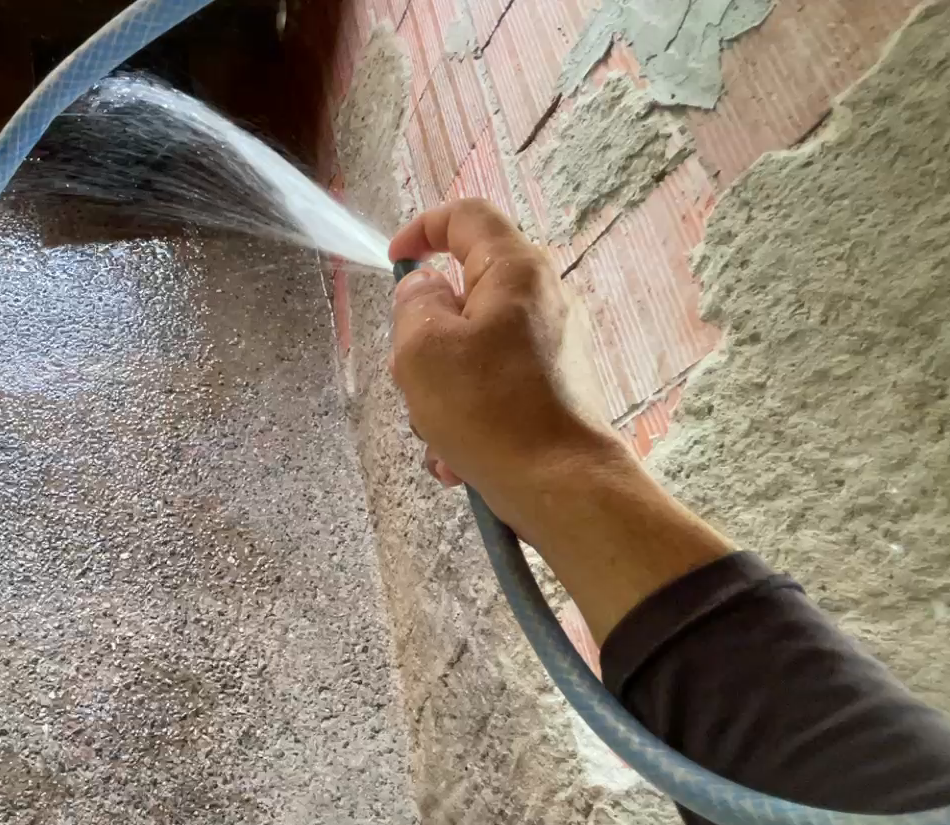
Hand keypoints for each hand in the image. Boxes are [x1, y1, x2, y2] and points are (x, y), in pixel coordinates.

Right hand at [388, 199, 731, 640]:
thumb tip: (422, 290)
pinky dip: (462, 412)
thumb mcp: (422, 350)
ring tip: (435, 430)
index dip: (421, 228)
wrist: (557, 482)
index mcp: (515, 272)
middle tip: (408, 376)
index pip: (466, 216)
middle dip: (421, 336)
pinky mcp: (551, 384)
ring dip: (436, 387)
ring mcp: (550, 343)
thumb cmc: (486, 410)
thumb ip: (413, 306)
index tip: (392, 261)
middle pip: (461, 293)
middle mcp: (541, 298)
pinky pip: (488, 384)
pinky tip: (455, 454)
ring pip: (467, 347)